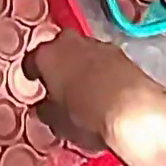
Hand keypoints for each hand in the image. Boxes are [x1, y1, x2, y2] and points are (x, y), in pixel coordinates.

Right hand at [24, 29, 165, 165]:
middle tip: (60, 86)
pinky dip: (102, 71)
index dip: (32, 74)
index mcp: (46, 55)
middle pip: (57, 50)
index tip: (34, 83)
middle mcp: (68, 42)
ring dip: (81, 66)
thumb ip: (46, 111)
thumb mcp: (58, 123)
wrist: (135, 112)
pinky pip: (103, 60)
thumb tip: (43, 107)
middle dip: (58, 65)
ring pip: (81, 52)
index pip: (31, 61)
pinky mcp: (120, 52)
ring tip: (86, 90)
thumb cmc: (87, 117)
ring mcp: (96, 44)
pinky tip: (106, 90)